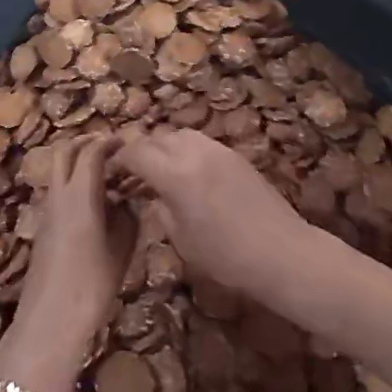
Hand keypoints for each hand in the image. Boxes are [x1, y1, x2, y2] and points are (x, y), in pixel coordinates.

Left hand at [10, 135, 128, 369]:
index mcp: (79, 194)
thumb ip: (127, 215)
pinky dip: (75, 185)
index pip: (91, 151)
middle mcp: (58, 195)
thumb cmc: (92, 283)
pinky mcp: (43, 228)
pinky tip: (97, 204)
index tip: (128, 142)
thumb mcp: (122, 247)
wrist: (50, 320)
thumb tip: (127, 199)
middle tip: (111, 148)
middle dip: (86, 142)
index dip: (109, 142)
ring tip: (109, 177)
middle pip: (65, 151)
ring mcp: (46, 211)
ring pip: (59, 172)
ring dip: (79, 164)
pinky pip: (58, 192)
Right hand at [114, 128, 313, 293]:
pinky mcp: (236, 156)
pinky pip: (202, 143)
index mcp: (175, 174)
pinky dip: (187, 151)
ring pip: (181, 135)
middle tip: (132, 175)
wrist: (281, 253)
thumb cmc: (225, 256)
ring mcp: (219, 150)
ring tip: (161, 172)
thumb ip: (161, 208)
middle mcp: (195, 152)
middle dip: (141, 152)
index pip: (136, 153)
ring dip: (165, 148)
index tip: (111, 174)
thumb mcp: (181, 238)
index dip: (119, 161)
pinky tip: (188, 175)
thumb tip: (155, 194)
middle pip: (157, 139)